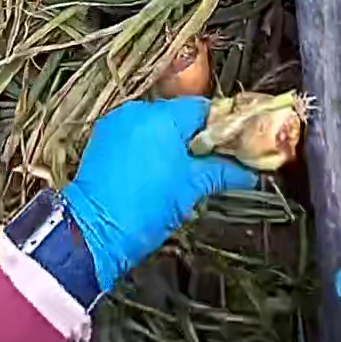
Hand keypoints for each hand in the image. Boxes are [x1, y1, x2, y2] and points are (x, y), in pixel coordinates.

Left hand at [60, 97, 258, 289]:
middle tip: (207, 164)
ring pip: (156, 125)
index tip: (229, 146)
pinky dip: (148, 146)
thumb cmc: (144, 208)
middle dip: (194, 138)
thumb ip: (221, 171)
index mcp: (162, 116)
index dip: (219, 127)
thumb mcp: (190, 188)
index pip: (202, 108)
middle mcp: (138, 111)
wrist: (92, 233)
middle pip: (179, 115)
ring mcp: (118, 122)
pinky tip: (154, 172)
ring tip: (179, 172)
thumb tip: (247, 171)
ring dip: (170, 142)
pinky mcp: (103, 137)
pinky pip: (136, 134)